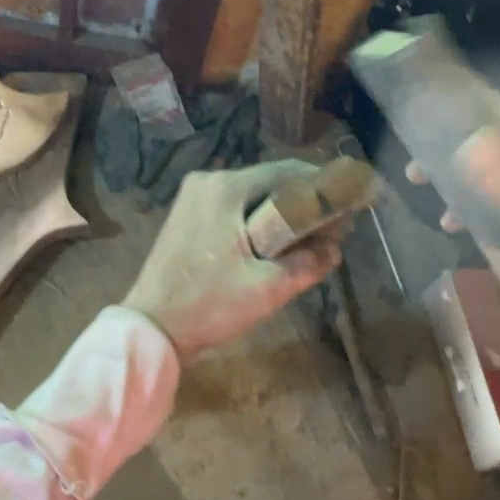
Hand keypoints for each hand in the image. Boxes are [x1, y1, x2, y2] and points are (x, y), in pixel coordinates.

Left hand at [123, 160, 345, 361]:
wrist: (150, 327)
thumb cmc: (208, 306)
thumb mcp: (267, 290)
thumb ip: (308, 263)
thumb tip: (335, 248)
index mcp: (226, 188)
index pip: (288, 172)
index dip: (323, 187)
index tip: (349, 208)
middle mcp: (208, 180)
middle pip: (270, 180)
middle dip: (304, 202)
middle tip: (332, 231)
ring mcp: (193, 195)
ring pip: (251, 193)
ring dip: (280, 211)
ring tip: (309, 241)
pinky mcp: (186, 213)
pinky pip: (233, 205)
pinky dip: (256, 218)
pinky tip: (273, 243)